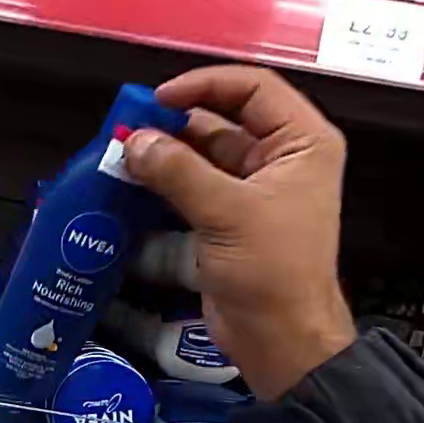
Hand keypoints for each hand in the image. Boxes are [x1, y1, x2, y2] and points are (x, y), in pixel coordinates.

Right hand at [124, 65, 355, 399]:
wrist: (276, 336)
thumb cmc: (272, 271)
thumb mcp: (227, 213)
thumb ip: (179, 173)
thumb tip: (135, 142)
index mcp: (299, 143)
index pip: (252, 90)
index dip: (204, 86)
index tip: (158, 99)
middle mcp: (276, 161)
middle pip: (220, 124)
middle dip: (174, 127)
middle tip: (129, 134)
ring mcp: (248, 194)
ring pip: (200, 160)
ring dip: (163, 159)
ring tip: (124, 160)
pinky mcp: (224, 224)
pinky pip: (189, 193)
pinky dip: (162, 189)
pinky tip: (133, 189)